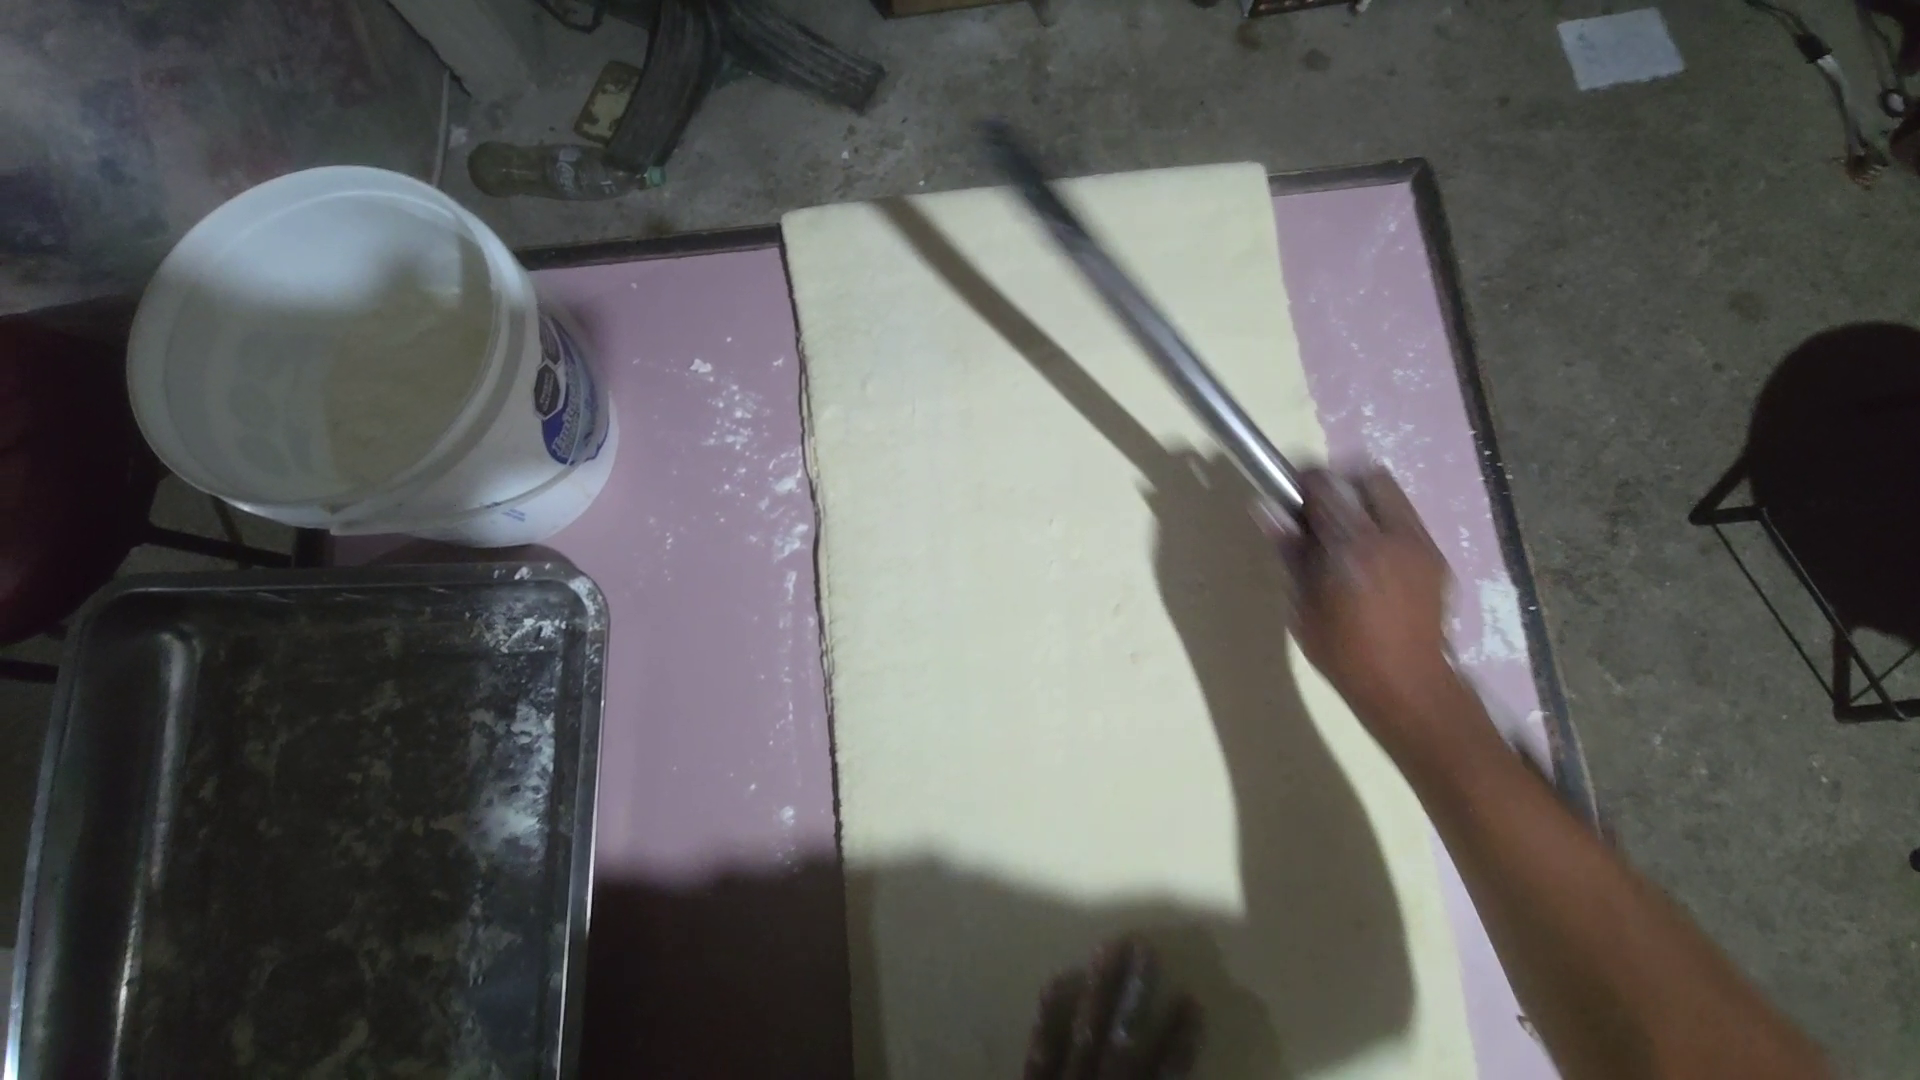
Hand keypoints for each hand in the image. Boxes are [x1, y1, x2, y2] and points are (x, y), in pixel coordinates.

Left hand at [1022, 938, 1200, 1079]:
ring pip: (1086, 1032)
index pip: (1165, 1072)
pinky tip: (1057, 977)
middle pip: (1124, 1038)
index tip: (1192, 999)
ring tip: (1110, 946)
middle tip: (1146, 947)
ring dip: (1099, 989)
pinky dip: (1048, 1015)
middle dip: (1135, 992)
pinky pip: (1041, 1049)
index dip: (1181, 1038)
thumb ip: (1153, 1075)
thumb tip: (1166, 1057)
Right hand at [1283, 467, 1466, 739]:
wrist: (1407, 685)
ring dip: (1364, 502)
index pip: (1325, 483)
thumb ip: (1290, 550)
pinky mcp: (1436, 558)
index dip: (1303, 481)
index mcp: (1352, 545)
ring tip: (1345, 536)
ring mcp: (1420, 544)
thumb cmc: (1342, 650)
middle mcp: (1392, 534)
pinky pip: (1406, 522)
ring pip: (1391, 496)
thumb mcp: (1302, 603)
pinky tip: (1370, 559)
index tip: (1290, 495)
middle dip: (1340, 485)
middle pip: (1367, 476)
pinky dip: (1384, 525)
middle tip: (1319, 513)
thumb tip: (1267, 509)